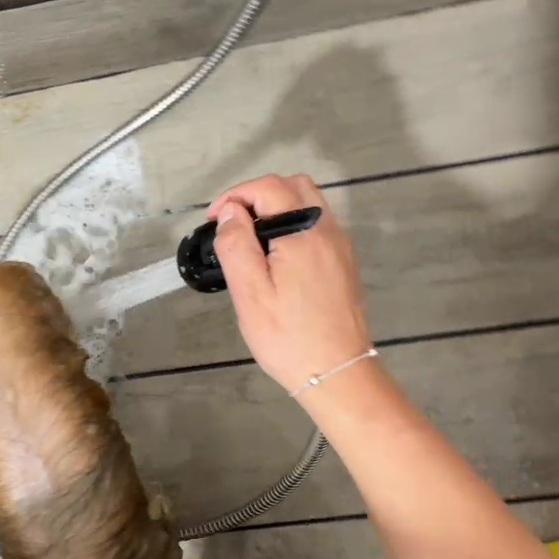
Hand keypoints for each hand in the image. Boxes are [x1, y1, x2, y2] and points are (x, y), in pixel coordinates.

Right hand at [208, 174, 372, 393]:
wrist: (337, 372)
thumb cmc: (288, 337)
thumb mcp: (249, 294)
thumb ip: (237, 246)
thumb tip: (231, 213)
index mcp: (303, 233)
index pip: (268, 187)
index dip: (235, 195)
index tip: (214, 220)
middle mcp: (328, 230)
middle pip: (294, 186)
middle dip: (257, 195)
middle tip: (232, 225)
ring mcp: (340, 246)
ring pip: (309, 203)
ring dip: (276, 209)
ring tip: (249, 241)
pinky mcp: (343, 263)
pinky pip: (317, 226)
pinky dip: (291, 225)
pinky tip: (274, 258)